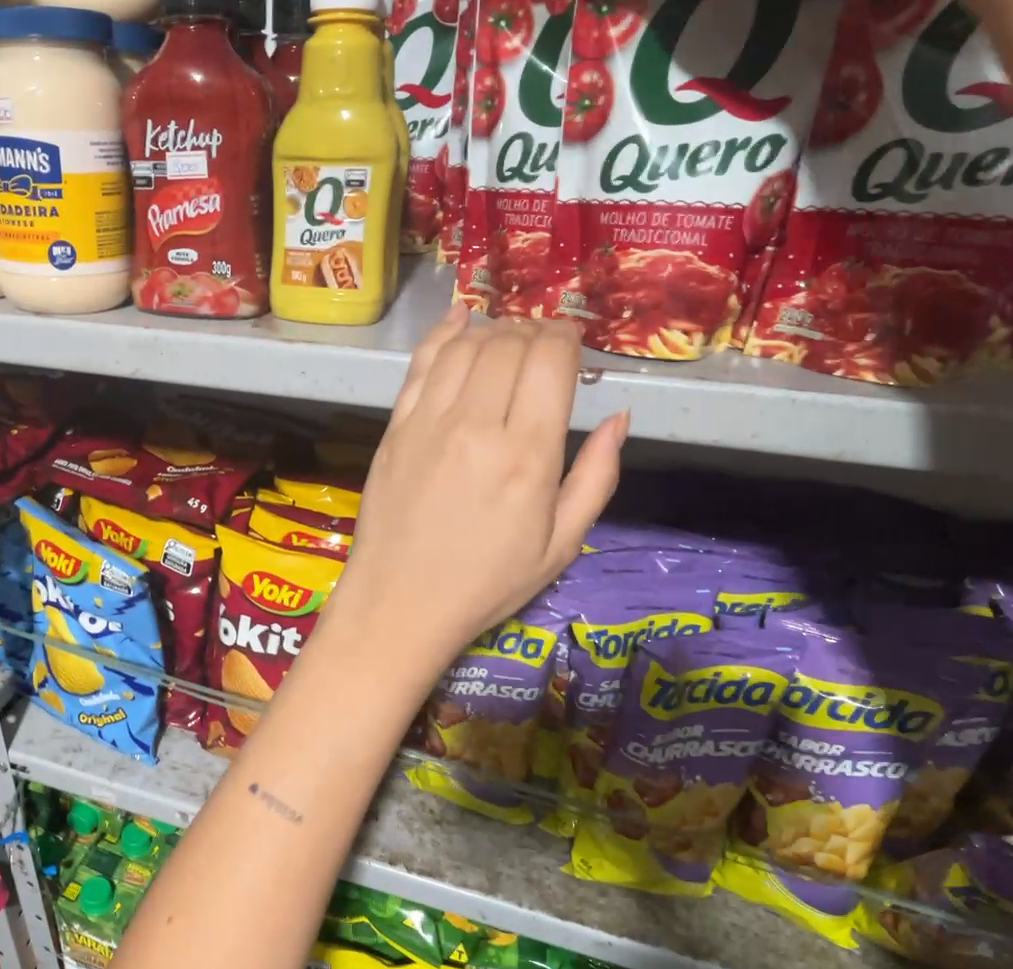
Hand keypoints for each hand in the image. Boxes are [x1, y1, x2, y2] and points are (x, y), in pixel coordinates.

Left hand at [332, 307, 627, 667]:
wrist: (399, 603)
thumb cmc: (487, 583)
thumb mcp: (562, 545)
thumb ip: (597, 477)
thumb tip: (618, 415)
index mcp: (528, 455)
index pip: (550, 362)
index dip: (567, 339)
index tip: (574, 341)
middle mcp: (477, 425)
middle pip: (509, 345)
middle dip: (535, 331)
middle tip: (544, 341)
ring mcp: (428, 423)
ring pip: (465, 346)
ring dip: (494, 330)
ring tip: (509, 337)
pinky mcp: (394, 428)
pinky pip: (420, 365)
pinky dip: (443, 335)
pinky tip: (458, 321)